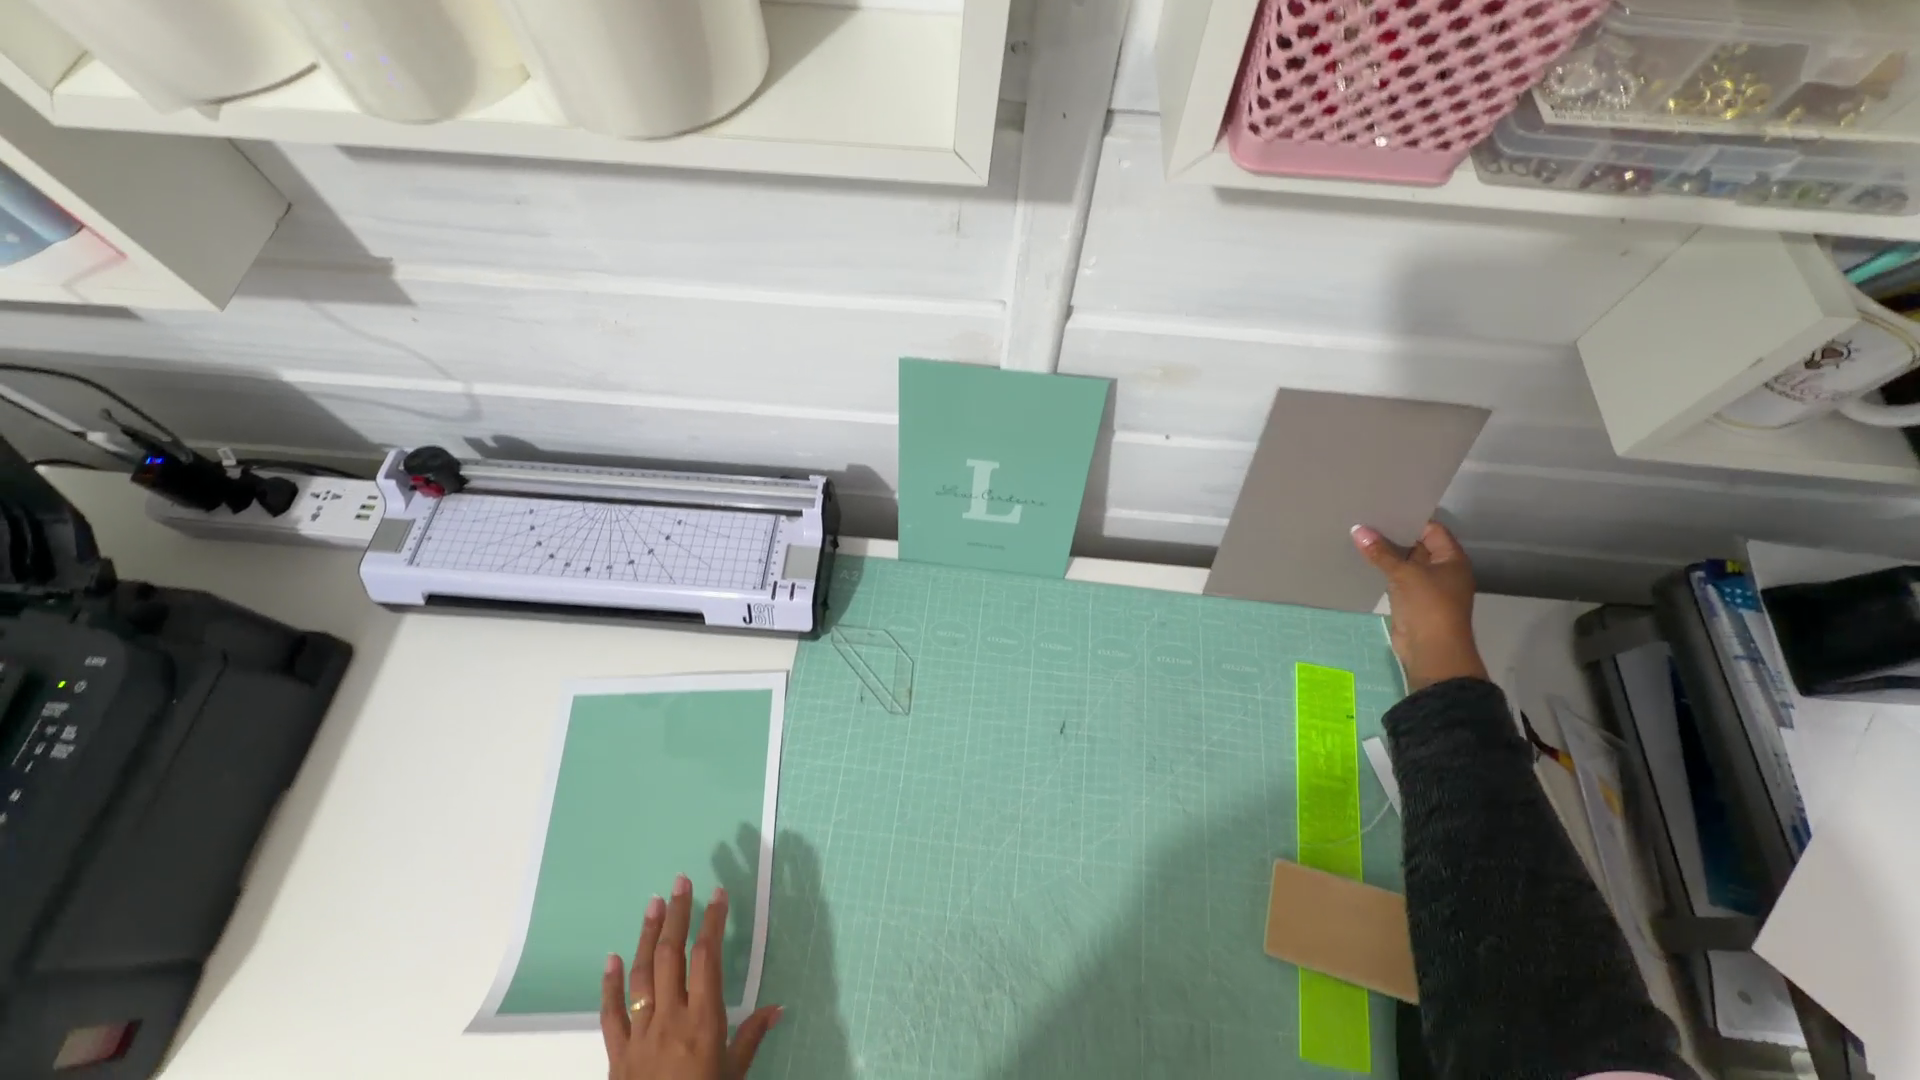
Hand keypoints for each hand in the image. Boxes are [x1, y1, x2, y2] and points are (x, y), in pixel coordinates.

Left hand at [600, 875, 781, 1079]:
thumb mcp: (735, 1077)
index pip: (707, 958)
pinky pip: (611, 1013)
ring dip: (647, 936)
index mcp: (703, 1022)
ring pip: (641, 975)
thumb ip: (751, 1040)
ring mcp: (640, 1034)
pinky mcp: (616, 1053)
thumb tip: (776, 1008)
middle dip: (678, 915)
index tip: (718, 894)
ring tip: (654, 904)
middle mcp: (670, 1018)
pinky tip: (612, 958)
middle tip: (682, 882)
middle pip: (670, 956)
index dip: (712, 922)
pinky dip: (610, 983)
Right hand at [1351, 521, 1488, 692]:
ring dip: (1387, 554)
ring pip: (1405, 564)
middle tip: (1366, 519)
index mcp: (1451, 559)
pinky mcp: (1412, 601)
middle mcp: (1442, 570)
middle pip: (1417, 545)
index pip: (1432, 529)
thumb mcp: (1404, 574)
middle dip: (1394, 535)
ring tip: (1360, 536)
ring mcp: (1427, 586)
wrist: (1432, 650)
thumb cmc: (1429, 605)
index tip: (1384, 508)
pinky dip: (1383, 572)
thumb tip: (1358, 529)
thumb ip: (1380, 552)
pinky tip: (1363, 561)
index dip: (1410, 518)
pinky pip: (1397, 580)